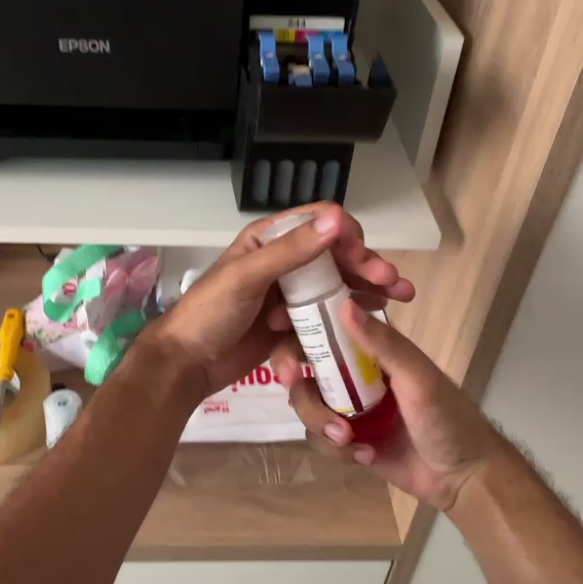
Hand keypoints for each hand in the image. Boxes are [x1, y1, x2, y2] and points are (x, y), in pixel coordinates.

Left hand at [141, 203, 415, 399]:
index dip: (347, 237)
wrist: (187, 363)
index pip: (320, 224)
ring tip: (395, 300)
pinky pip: (326, 315)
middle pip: (335, 256)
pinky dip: (347, 318)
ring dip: (366, 290)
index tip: (365, 260)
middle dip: (367, 267)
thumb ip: (292, 250)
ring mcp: (290, 294)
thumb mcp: (248, 276)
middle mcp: (284, 261)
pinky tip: (371, 320)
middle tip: (394, 284)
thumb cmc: (210, 312)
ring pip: (337, 286)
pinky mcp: (293, 323)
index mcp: (269, 239)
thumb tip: (337, 220)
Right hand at [271, 299, 505, 511]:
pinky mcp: (349, 441)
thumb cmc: (448, 417)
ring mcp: (350, 410)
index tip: (290, 360)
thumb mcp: (417, 377)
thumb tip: (343, 304)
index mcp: (371, 351)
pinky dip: (337, 450)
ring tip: (348, 440)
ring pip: (309, 409)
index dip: (299, 340)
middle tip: (304, 401)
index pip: (324, 333)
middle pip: (306, 375)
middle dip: (302, 392)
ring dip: (321, 424)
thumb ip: (382, 344)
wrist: (464, 476)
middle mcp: (354, 376)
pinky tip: (367, 457)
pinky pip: (321, 440)